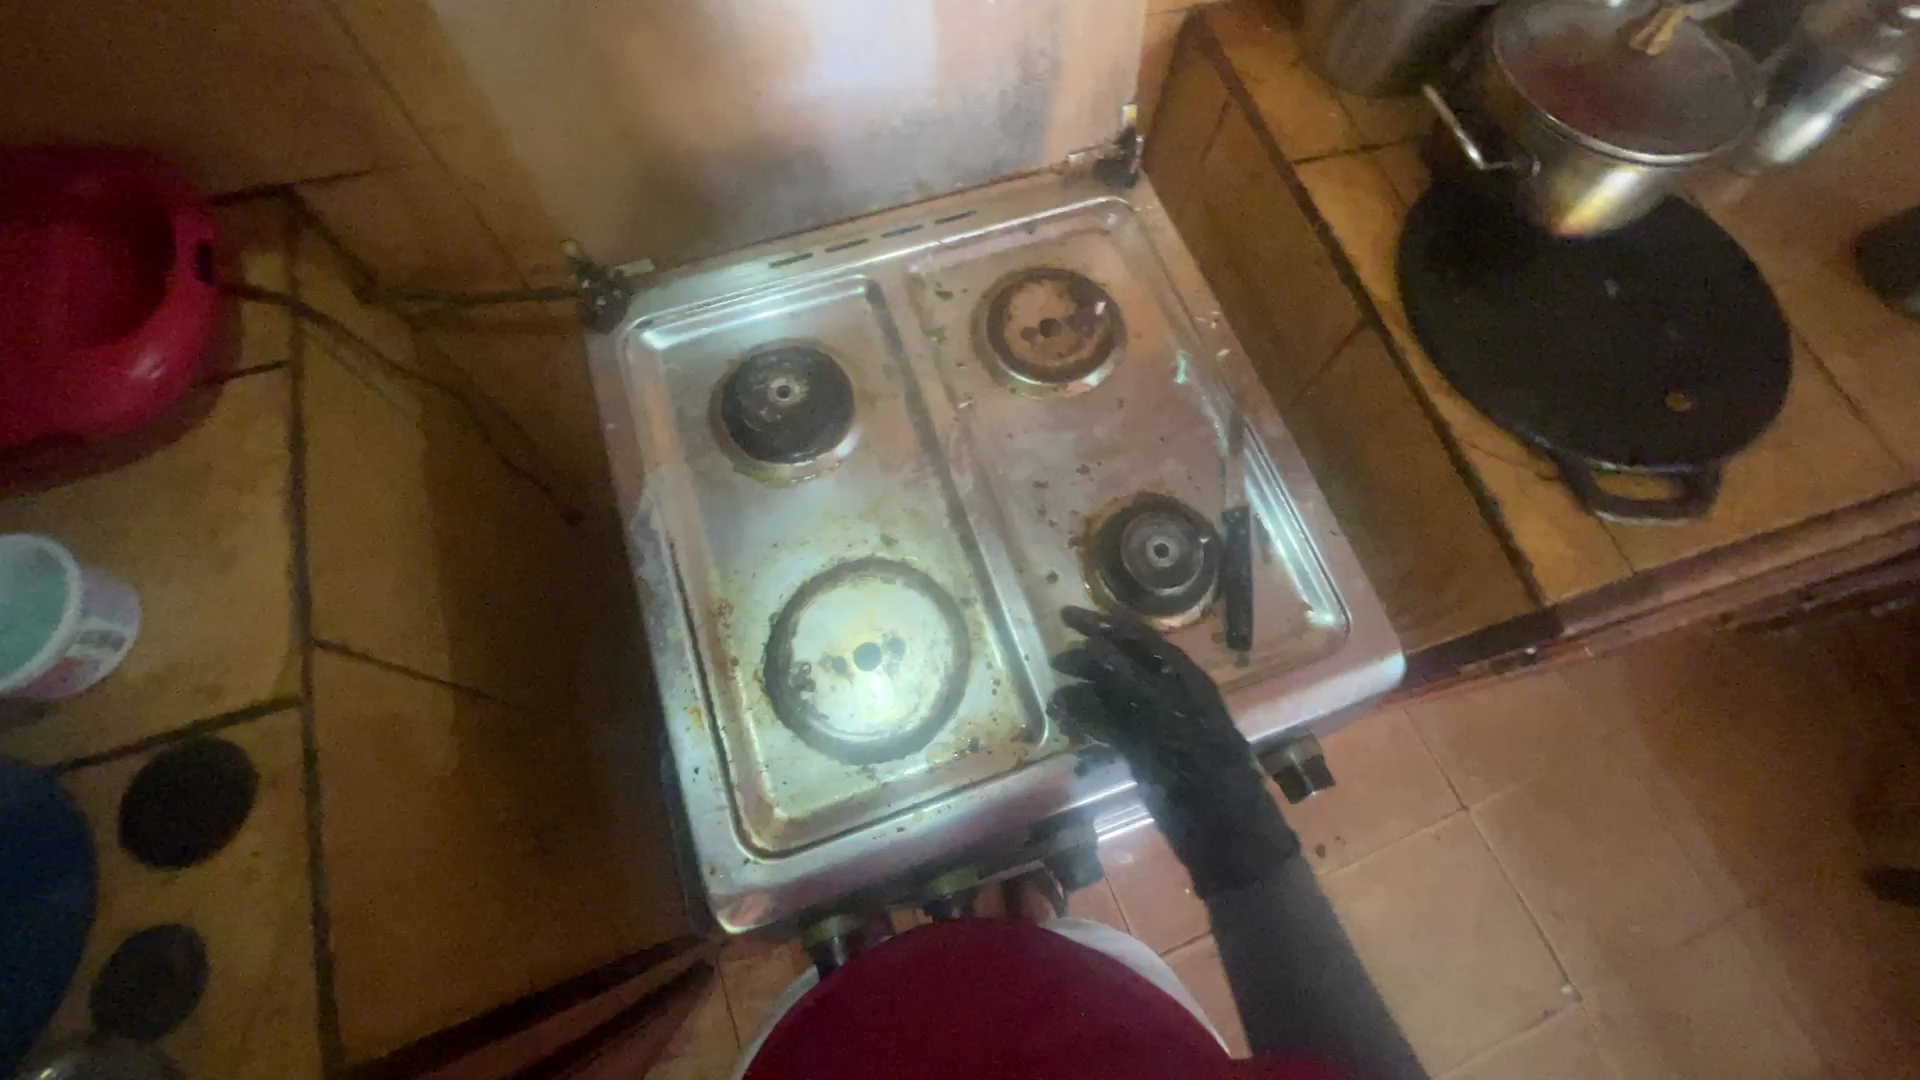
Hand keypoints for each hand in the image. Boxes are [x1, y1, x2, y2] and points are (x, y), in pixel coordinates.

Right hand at [1049, 606, 1251, 796]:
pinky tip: (1065, 721)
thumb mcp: (1168, 715)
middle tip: (1055, 663)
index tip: (1065, 617)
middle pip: (1120, 664)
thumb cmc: (1204, 767)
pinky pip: (1108, 726)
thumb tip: (1092, 645)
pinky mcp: (1141, 751)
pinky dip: (1086, 722)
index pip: (1137, 638)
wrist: (1222, 832)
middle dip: (1086, 661)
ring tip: (1054, 701)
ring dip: (1082, 695)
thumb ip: (1130, 679)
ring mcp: (1153, 722)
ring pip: (1110, 696)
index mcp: (1182, 676)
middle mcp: (1166, 693)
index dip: (1102, 624)